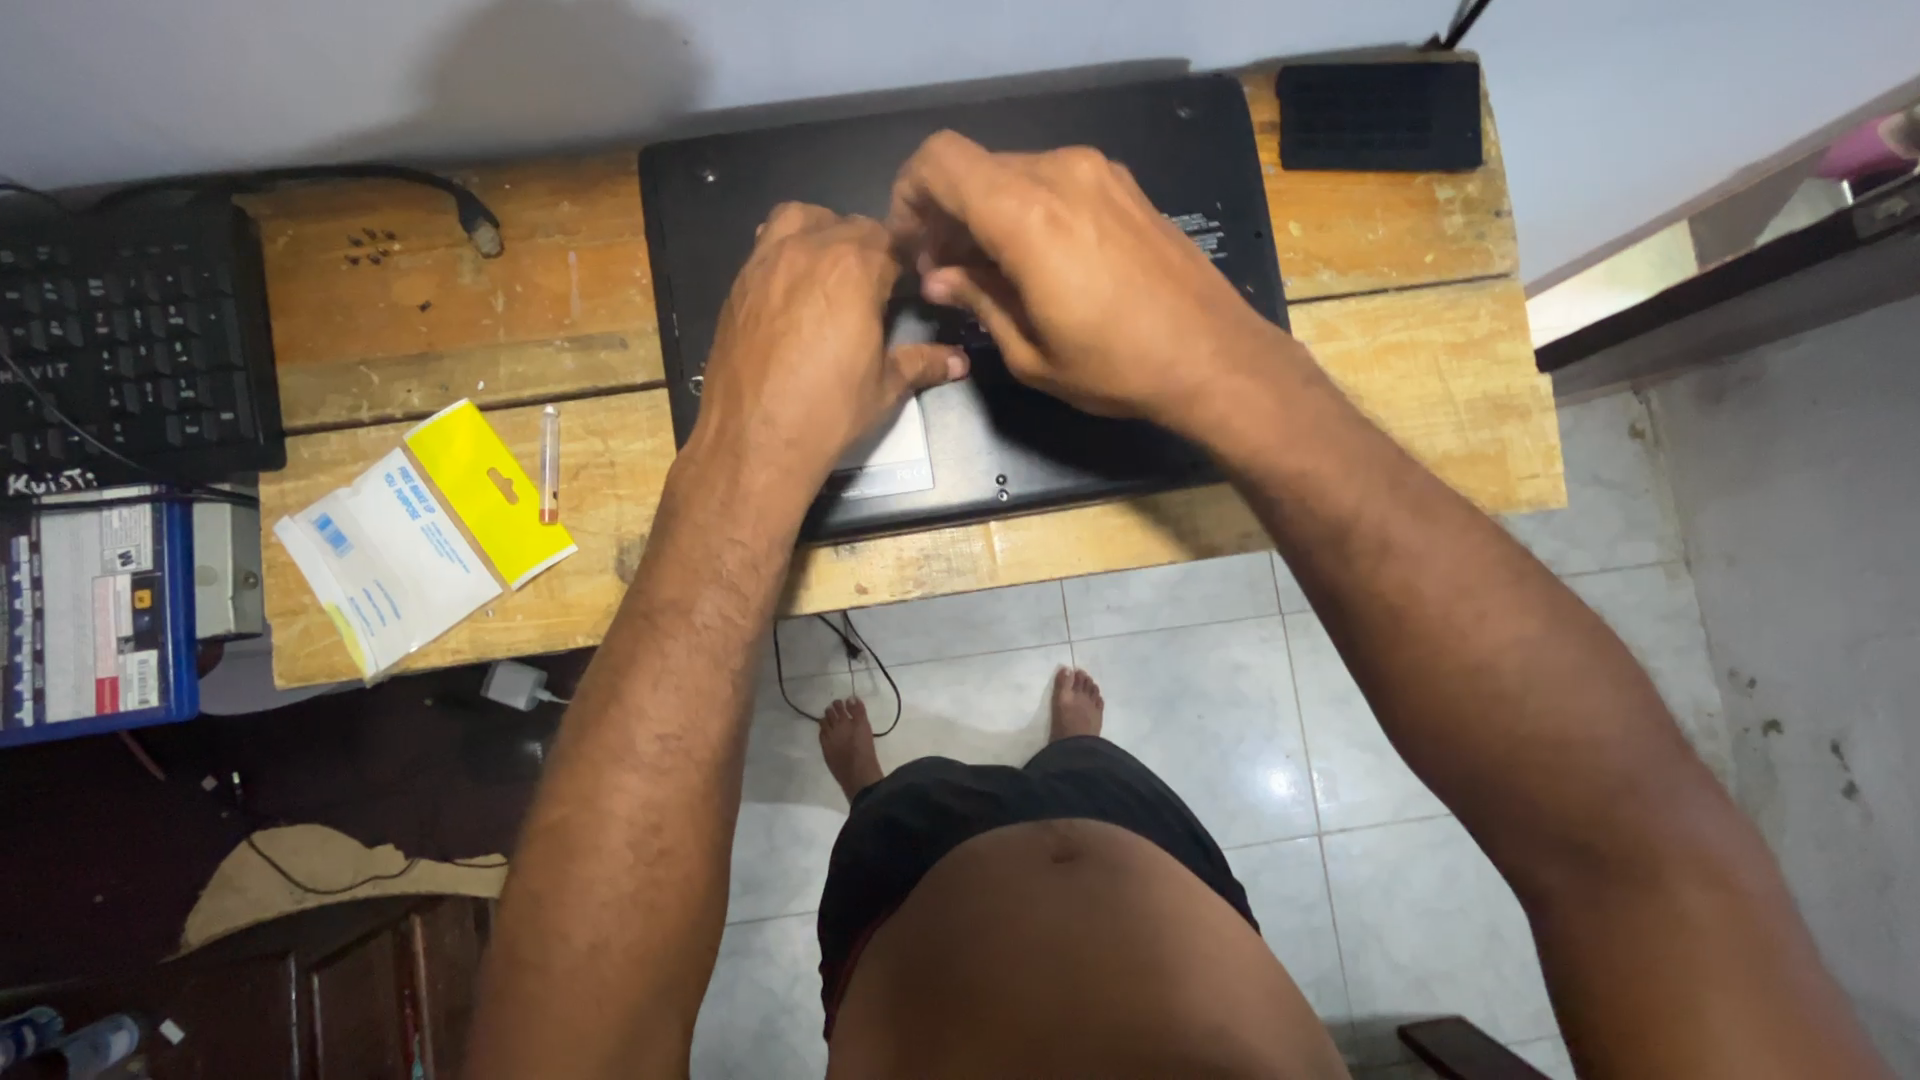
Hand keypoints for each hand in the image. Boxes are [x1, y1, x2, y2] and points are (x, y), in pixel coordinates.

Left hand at [689, 202, 969, 482]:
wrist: (754, 441)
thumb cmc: (829, 412)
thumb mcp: (885, 387)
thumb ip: (923, 363)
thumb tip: (961, 362)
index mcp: (854, 267)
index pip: (893, 242)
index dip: (906, 261)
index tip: (912, 284)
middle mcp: (808, 249)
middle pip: (849, 226)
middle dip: (869, 248)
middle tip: (877, 288)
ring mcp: (766, 261)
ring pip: (801, 219)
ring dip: (824, 234)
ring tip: (832, 273)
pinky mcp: (738, 283)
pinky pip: (766, 245)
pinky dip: (787, 252)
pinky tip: (795, 292)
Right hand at [887, 132, 1300, 428]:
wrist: (1213, 357)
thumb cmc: (1116, 368)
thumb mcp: (1029, 352)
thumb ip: (976, 300)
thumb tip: (938, 276)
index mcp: (1027, 215)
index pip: (939, 162)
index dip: (910, 196)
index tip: (913, 246)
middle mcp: (1061, 174)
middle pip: (974, 168)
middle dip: (946, 214)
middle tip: (946, 272)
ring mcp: (1098, 173)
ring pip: (1013, 173)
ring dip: (987, 213)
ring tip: (990, 273)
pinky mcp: (1123, 186)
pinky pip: (1053, 182)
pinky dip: (1026, 210)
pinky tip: (1035, 261)